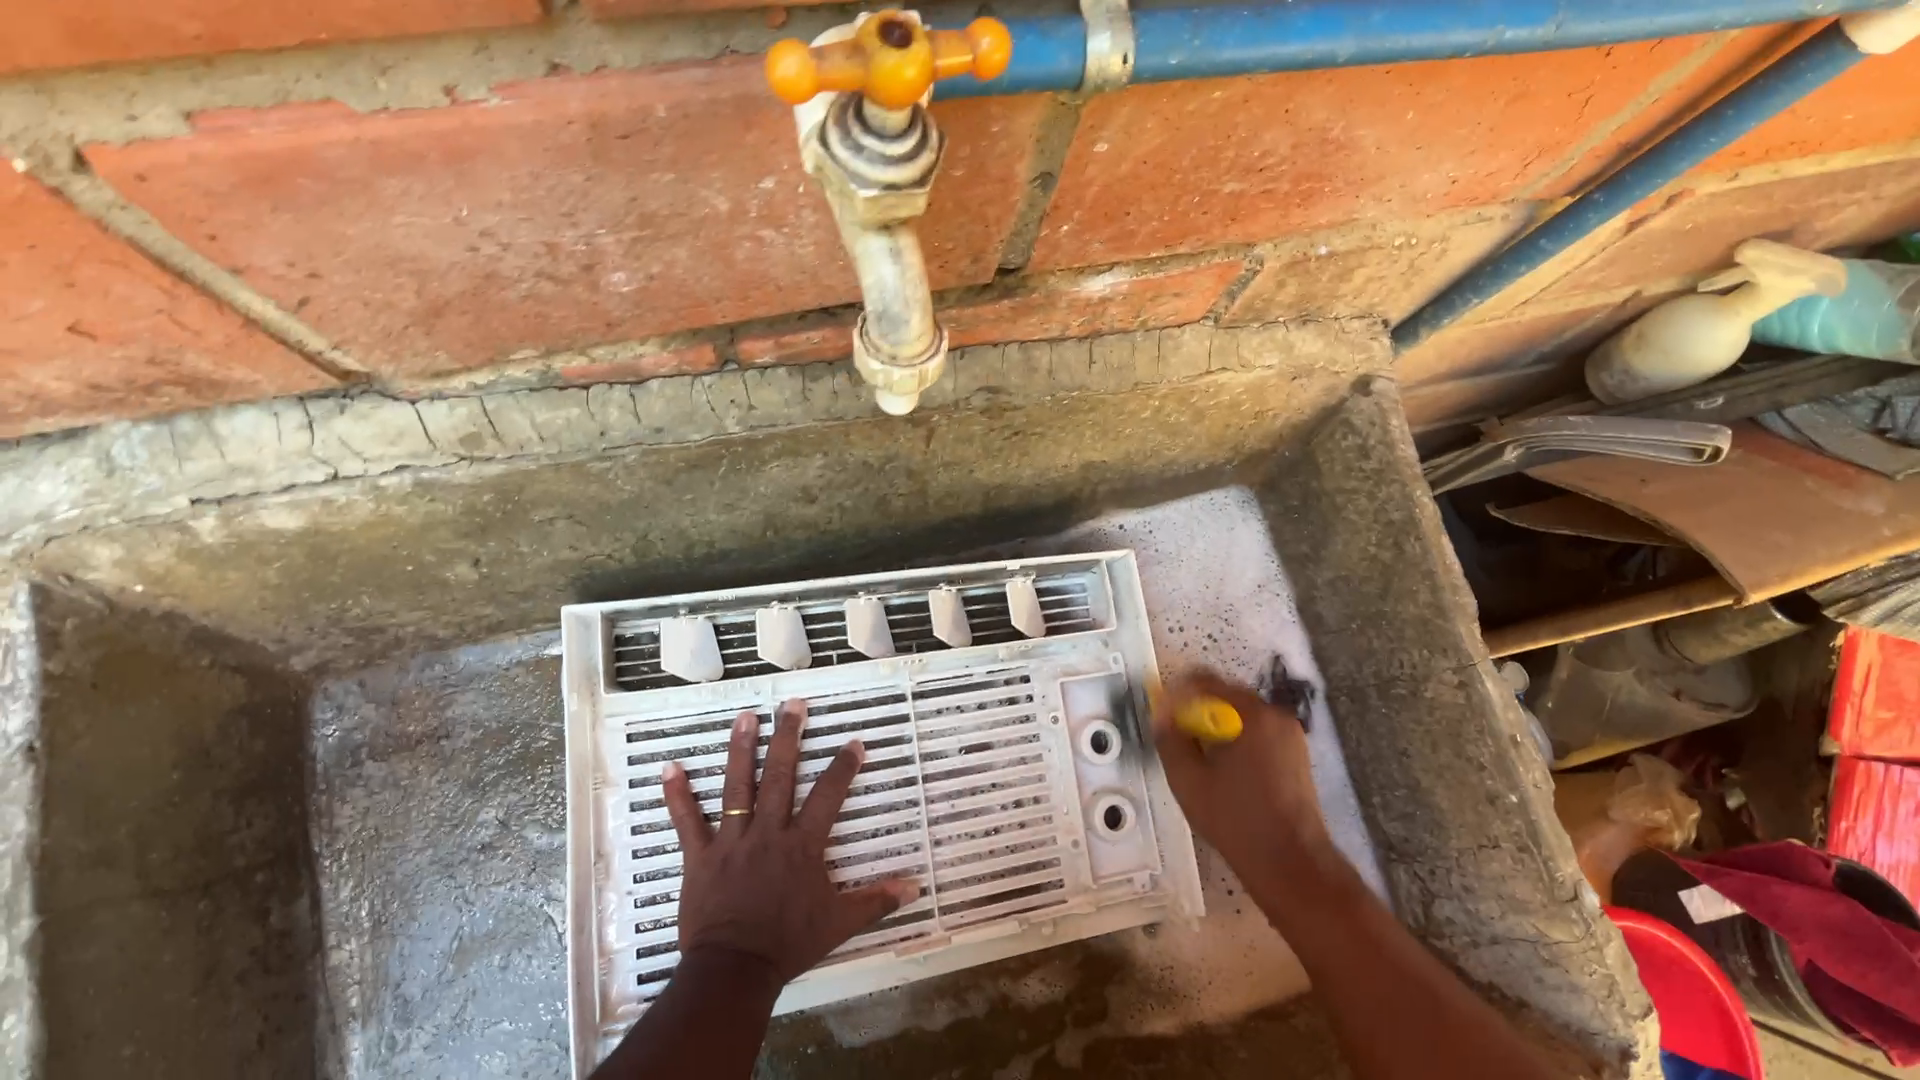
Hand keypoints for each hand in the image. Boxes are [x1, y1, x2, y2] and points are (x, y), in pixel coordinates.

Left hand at [661, 698, 917, 985]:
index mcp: (803, 845)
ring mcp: (732, 841)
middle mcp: (769, 832)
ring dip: (740, 749)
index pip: (829, 795)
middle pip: (780, 775)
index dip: (843, 767)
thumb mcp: (839, 922)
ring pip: (738, 787)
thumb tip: (915, 886)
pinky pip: (687, 821)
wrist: (736, 968)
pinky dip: (677, 795)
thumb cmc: (789, 943)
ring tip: (745, 716)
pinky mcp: (701, 856)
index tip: (854, 742)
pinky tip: (670, 767)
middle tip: (793, 704)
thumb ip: (876, 900)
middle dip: (788, 736)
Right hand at [1152, 669, 1332, 885]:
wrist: (1291, 861)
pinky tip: (1226, 770)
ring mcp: (1291, 734)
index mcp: (1250, 714)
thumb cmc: (1236, 819)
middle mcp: (1275, 715)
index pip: (1204, 681)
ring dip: (1218, 726)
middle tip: (1178, 739)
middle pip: (1225, 695)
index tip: (1163, 715)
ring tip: (1200, 758)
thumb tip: (1162, 714)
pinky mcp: (1297, 753)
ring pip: (1242, 715)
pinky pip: (1259, 732)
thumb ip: (1170, 740)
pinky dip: (1238, 739)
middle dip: (1197, 711)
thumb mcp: (1188, 780)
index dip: (1177, 693)